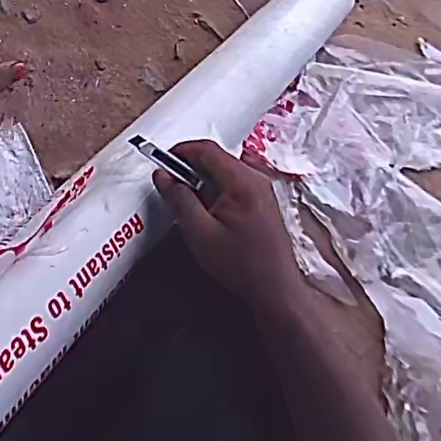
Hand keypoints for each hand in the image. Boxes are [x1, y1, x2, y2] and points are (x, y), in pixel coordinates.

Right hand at [154, 140, 301, 308]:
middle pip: (217, 156)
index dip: (180, 150)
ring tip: (187, 197)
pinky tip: (208, 206)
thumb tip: (162, 175)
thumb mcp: (200, 233)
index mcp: (242, 182)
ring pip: (226, 167)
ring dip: (203, 175)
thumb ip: (179, 200)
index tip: (162, 162)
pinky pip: (235, 180)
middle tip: (171, 182)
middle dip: (190, 164)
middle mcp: (257, 179)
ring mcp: (263, 188)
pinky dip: (217, 184)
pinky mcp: (265, 200)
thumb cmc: (239, 264)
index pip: (207, 150)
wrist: (277, 291)